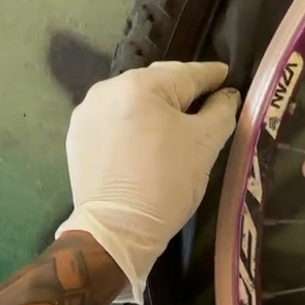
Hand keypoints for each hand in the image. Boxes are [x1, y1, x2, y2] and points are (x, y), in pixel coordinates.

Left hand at [56, 61, 241, 303]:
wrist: (117, 231)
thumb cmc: (166, 184)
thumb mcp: (205, 145)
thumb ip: (222, 111)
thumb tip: (226, 94)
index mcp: (140, 85)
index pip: (187, 74)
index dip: (212, 76)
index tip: (226, 76)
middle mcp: (107, 90)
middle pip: (156, 84)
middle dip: (181, 92)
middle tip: (203, 101)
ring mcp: (87, 114)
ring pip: (131, 102)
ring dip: (152, 109)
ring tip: (170, 124)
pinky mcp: (77, 138)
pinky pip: (112, 122)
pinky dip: (130, 126)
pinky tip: (141, 141)